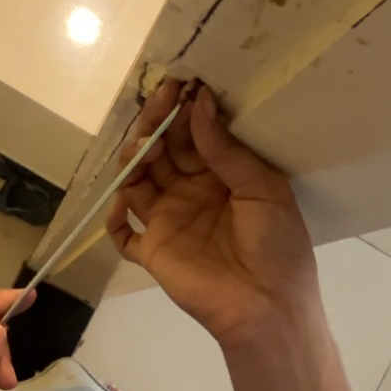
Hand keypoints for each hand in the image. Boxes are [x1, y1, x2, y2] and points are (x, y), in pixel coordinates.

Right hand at [105, 78, 318, 346]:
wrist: (267, 307)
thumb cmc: (276, 246)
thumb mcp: (263, 188)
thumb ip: (226, 150)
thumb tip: (199, 104)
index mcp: (222, 175)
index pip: (194, 134)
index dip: (184, 109)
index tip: (180, 83)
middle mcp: (191, 192)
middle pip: (162, 150)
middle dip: (157, 124)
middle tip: (160, 104)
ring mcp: (168, 221)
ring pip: (137, 180)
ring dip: (135, 158)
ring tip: (147, 147)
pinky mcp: (151, 251)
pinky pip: (121, 231)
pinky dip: (114, 215)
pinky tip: (124, 198)